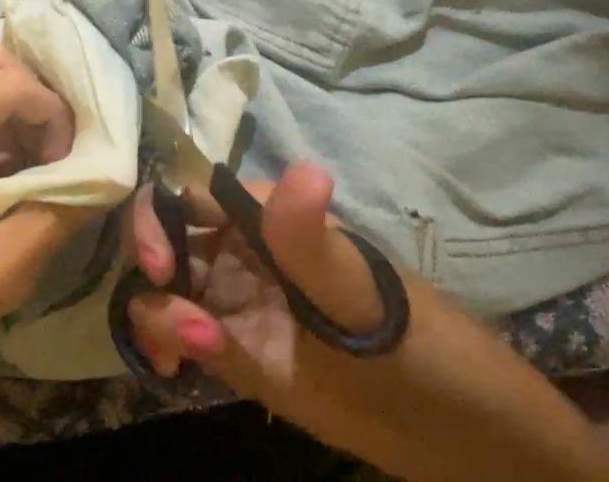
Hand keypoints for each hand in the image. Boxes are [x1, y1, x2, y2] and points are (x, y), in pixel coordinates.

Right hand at [124, 165, 608, 481]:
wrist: (458, 438)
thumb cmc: (417, 348)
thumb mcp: (362, 298)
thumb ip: (312, 242)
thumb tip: (303, 170)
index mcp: (265, 220)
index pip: (187, 196)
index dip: (156, 220)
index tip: (160, 266)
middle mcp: (239, 251)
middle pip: (164, 240)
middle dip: (150, 273)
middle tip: (174, 326)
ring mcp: (233, 301)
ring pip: (162, 288)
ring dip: (156, 316)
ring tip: (186, 357)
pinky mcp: (233, 350)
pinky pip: (176, 332)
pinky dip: (161, 342)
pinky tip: (174, 368)